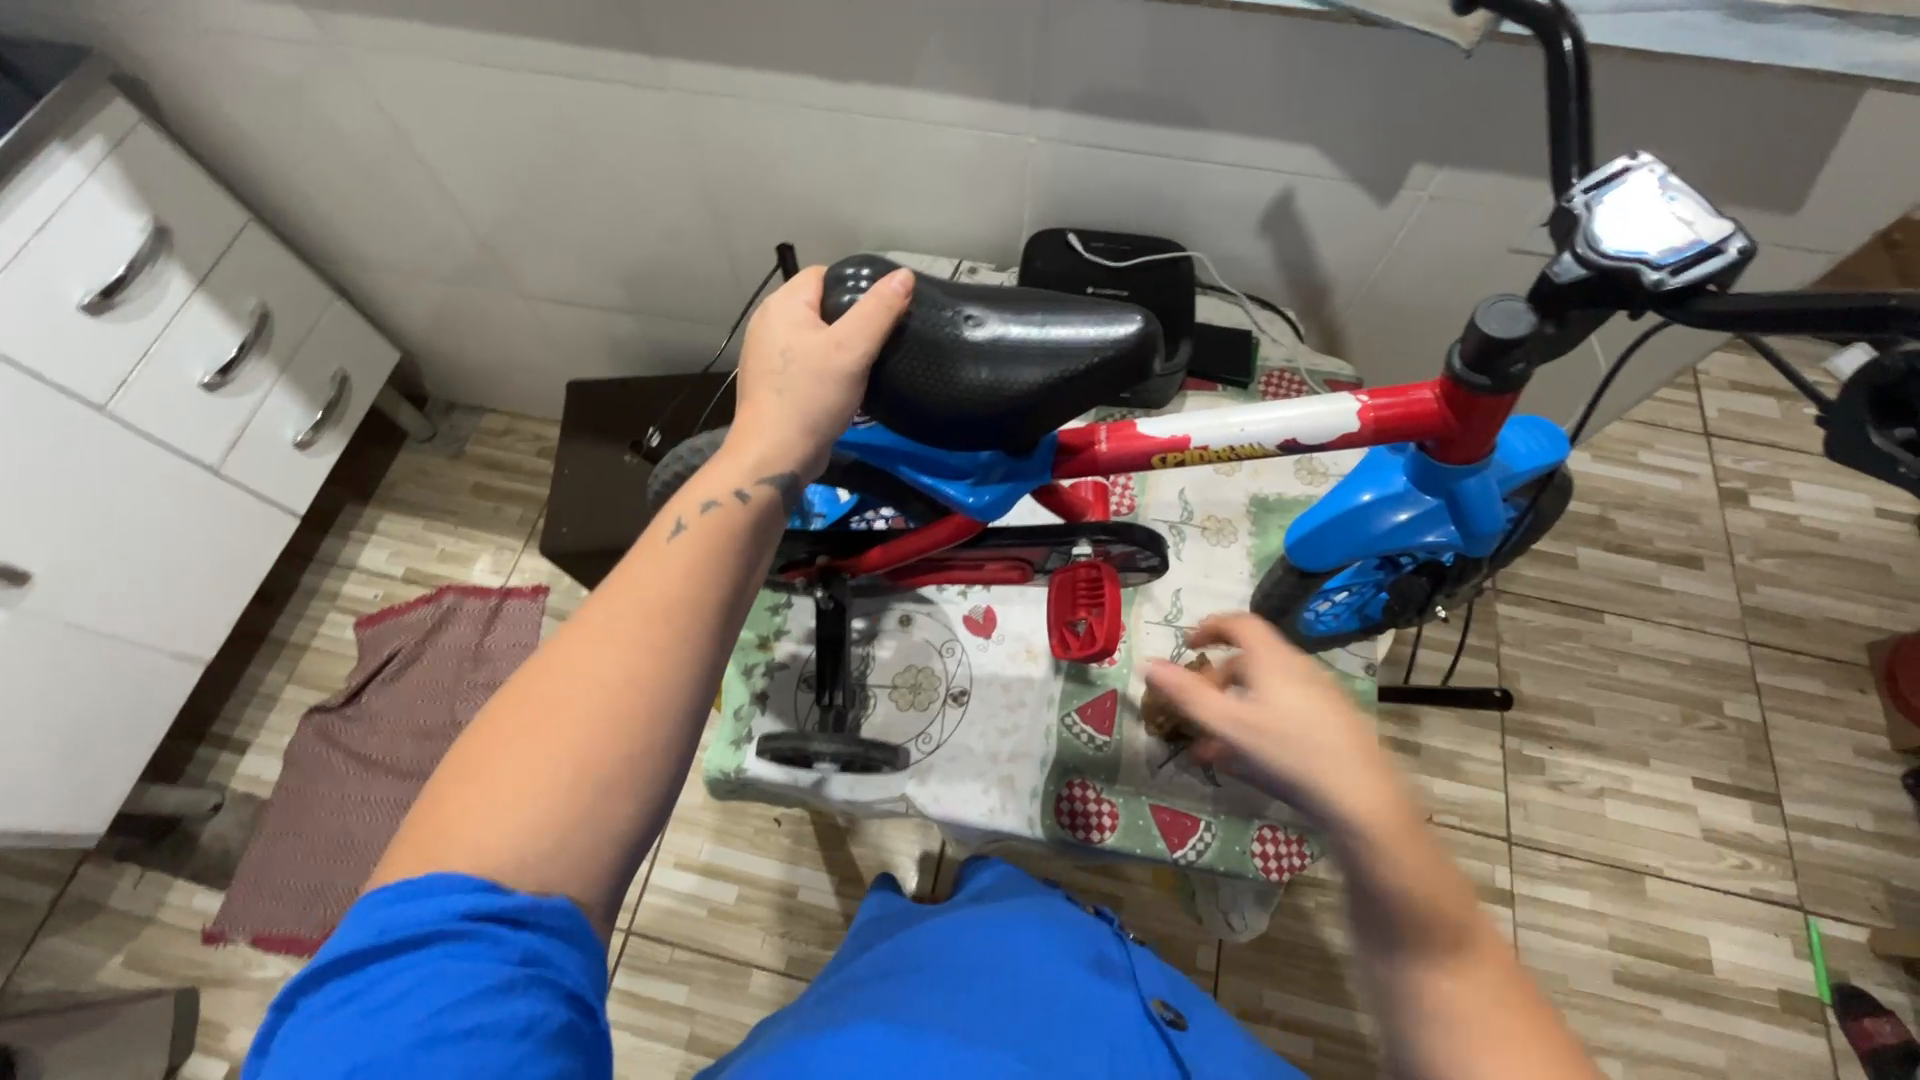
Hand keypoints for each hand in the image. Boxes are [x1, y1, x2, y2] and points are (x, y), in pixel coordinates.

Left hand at [724, 263, 913, 479]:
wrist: (775, 456)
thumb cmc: (812, 398)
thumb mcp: (853, 349)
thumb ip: (879, 310)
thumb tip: (904, 274)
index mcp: (782, 304)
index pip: (824, 275)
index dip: (856, 287)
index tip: (883, 312)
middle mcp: (769, 322)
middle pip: (820, 306)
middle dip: (851, 320)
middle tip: (880, 340)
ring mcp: (767, 355)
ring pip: (815, 337)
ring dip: (841, 348)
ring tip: (866, 364)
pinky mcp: (774, 383)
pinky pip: (807, 363)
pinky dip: (827, 369)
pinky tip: (844, 386)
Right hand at [1144, 613, 1402, 827]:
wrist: (1361, 797)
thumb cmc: (1288, 753)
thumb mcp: (1228, 725)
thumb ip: (1187, 694)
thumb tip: (1148, 664)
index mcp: (1274, 660)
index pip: (1240, 623)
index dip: (1210, 626)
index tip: (1188, 643)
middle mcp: (1300, 668)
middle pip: (1253, 658)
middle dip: (1219, 675)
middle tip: (1198, 700)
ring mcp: (1322, 695)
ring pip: (1269, 687)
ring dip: (1237, 703)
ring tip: (1216, 737)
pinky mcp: (1335, 722)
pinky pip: (1286, 709)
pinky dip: (1259, 720)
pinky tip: (1248, 757)